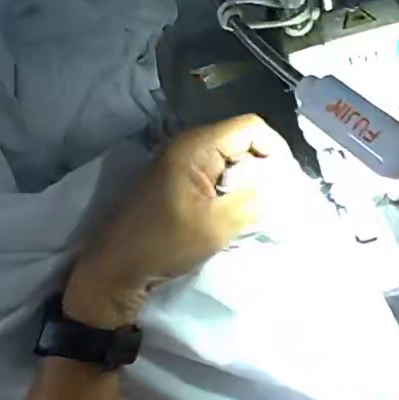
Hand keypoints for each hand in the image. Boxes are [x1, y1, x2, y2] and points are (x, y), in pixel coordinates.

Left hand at [62, 115, 288, 328]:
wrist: (111, 272)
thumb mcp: (216, 226)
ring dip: (246, 182)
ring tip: (260, 210)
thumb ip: (252, 202)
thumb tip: (275, 189)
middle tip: (278, 198)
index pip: (251, 127)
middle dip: (264, 166)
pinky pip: (212, 176)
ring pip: (228, 160)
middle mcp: (186, 146)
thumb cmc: (161, 245)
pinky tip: (234, 215)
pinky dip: (228, 191)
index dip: (276, 149)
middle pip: (240, 141)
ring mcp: (177, 164)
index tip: (287, 181)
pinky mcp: (173, 183)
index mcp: (195, 147)